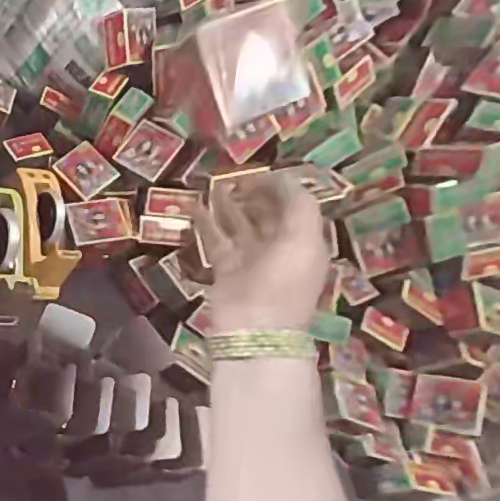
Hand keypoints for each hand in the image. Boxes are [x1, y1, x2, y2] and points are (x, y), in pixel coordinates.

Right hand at [188, 172, 329, 333]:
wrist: (254, 330)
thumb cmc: (283, 284)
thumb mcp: (303, 241)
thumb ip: (298, 207)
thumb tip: (284, 178)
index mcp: (303, 240)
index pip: (293, 205)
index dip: (278, 187)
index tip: (258, 171)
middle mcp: (277, 247)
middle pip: (264, 213)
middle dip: (251, 193)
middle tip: (232, 176)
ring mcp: (249, 259)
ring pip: (238, 224)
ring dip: (227, 205)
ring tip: (212, 185)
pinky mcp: (224, 269)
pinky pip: (215, 240)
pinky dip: (206, 223)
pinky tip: (196, 207)